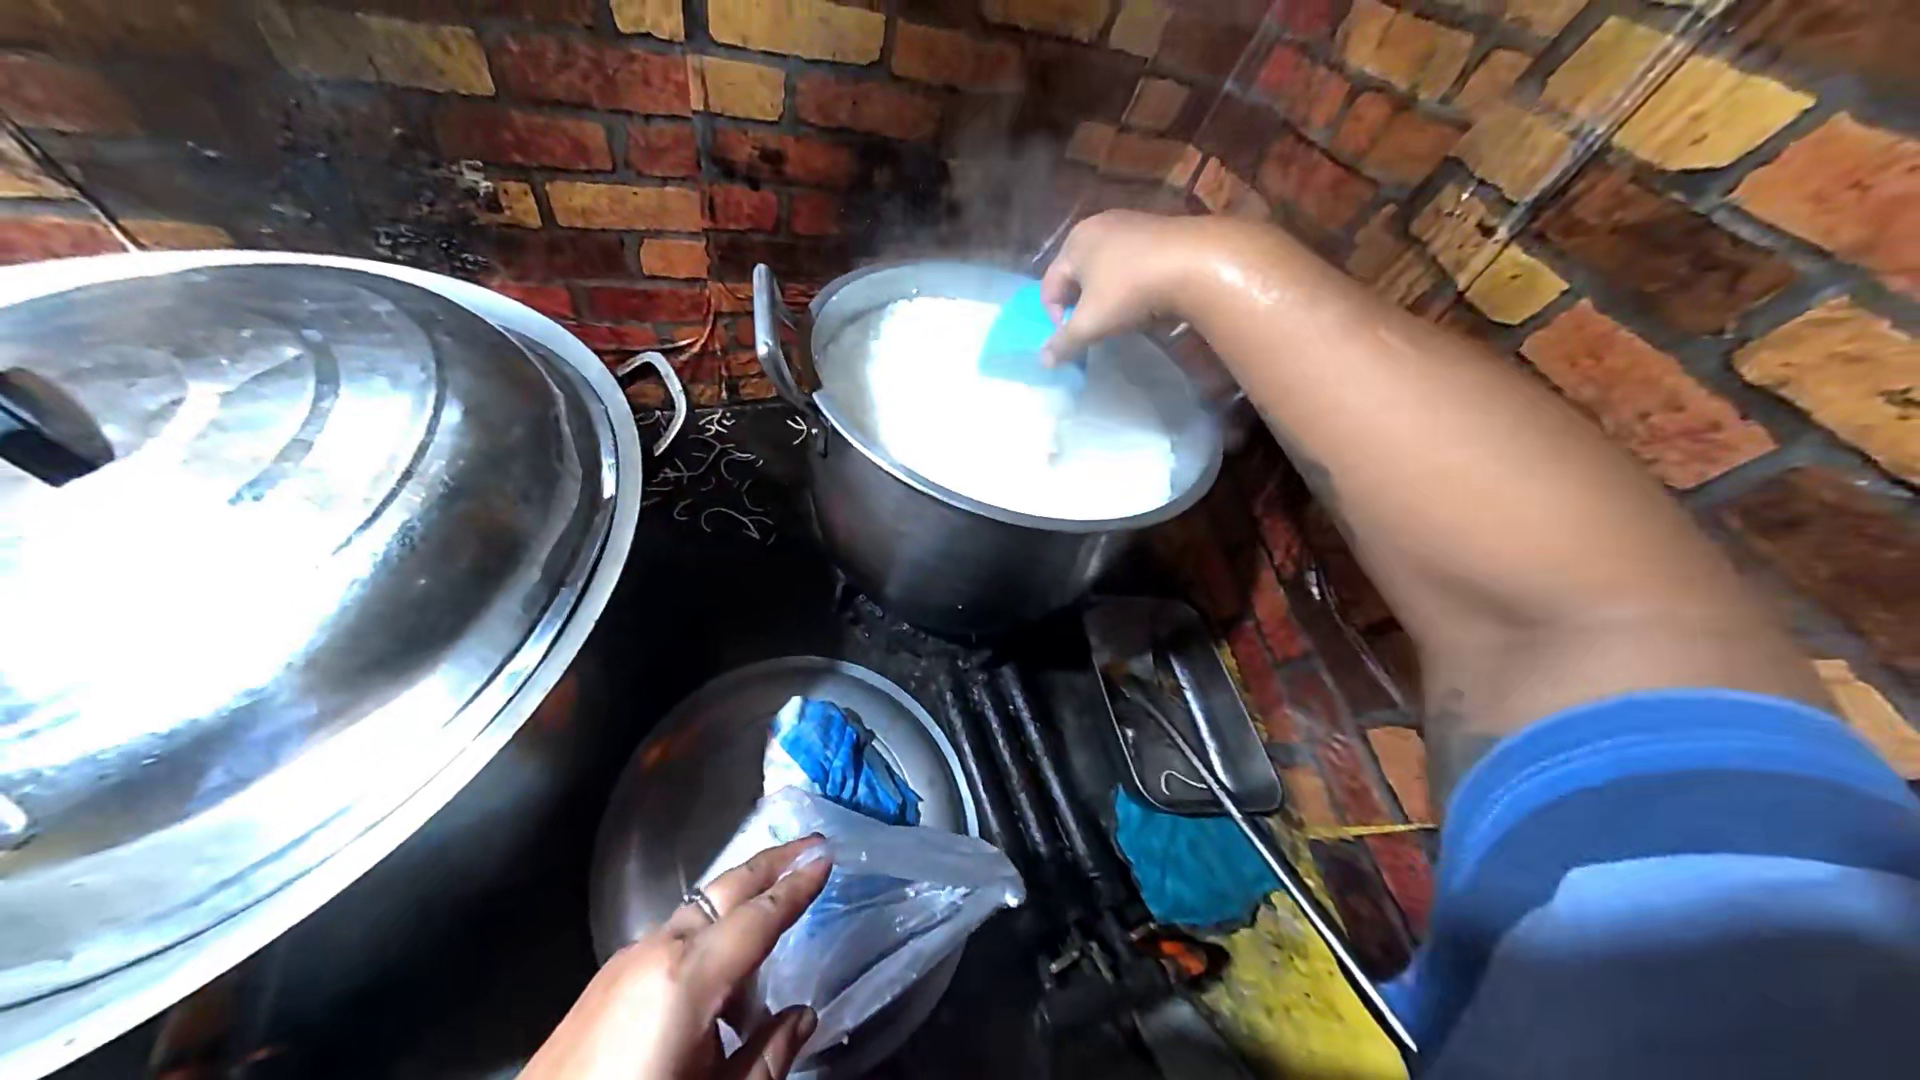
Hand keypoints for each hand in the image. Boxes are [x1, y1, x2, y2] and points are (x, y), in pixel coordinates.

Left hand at [521, 837, 831, 1079]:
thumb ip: (768, 1057)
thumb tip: (802, 1016)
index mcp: (689, 979)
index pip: (759, 917)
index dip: (797, 887)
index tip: (826, 856)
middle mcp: (657, 950)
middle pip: (726, 889)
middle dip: (772, 863)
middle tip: (810, 844)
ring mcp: (624, 961)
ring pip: (697, 913)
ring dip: (739, 905)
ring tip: (772, 926)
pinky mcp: (604, 981)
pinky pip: (671, 939)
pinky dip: (707, 937)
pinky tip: (717, 981)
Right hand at [1040, 211, 1284, 361]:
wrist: (1196, 264)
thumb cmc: (1130, 290)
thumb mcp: (1090, 324)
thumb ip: (1063, 343)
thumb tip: (1042, 361)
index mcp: (1074, 242)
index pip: (1049, 287)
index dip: (1056, 318)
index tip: (1075, 337)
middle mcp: (1098, 225)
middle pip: (1076, 276)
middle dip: (1082, 305)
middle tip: (1096, 327)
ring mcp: (1130, 223)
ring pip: (1105, 269)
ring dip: (1107, 296)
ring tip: (1122, 315)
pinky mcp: (1158, 230)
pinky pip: (1131, 263)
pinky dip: (1131, 283)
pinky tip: (1146, 298)